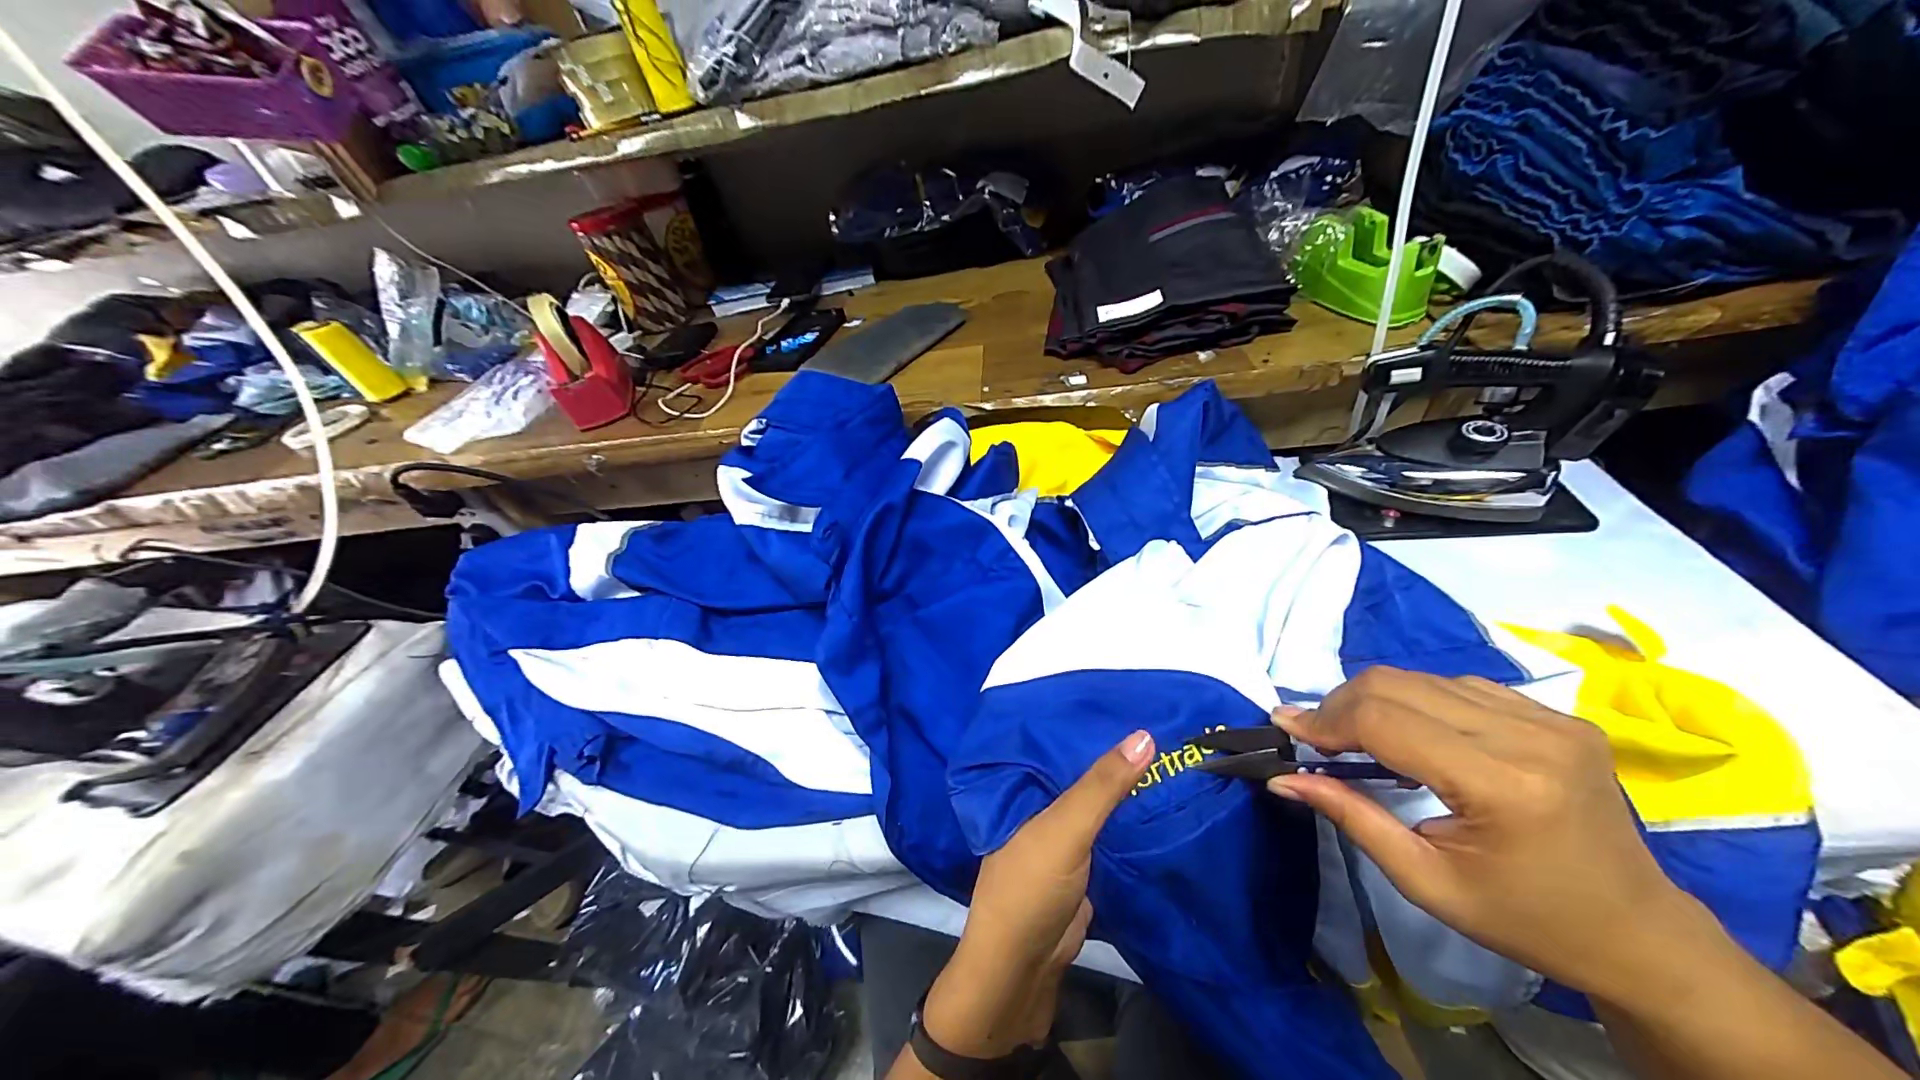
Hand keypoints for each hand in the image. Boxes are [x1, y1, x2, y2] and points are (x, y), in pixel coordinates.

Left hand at [921, 730, 1154, 1056]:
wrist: (1021, 972)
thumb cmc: (1030, 889)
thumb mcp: (1065, 830)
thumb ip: (1101, 786)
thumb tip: (1145, 734)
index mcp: (1018, 787)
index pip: (1050, 739)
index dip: (1082, 718)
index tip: (1126, 694)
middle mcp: (1034, 805)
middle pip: (1075, 769)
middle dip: (1110, 751)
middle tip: (1160, 719)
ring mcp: (1057, 837)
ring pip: (1093, 802)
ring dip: (1121, 785)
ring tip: (1168, 750)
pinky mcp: (1078, 866)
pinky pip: (1105, 832)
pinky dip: (1126, 819)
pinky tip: (1157, 801)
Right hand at [1266, 667, 1713, 1003]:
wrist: (1638, 933)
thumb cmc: (1525, 919)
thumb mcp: (1425, 881)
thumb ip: (1351, 817)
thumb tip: (1283, 778)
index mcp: (1504, 785)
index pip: (1387, 720)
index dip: (1326, 719)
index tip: (1287, 729)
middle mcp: (1531, 737)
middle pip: (1400, 684)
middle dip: (1342, 704)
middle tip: (1317, 737)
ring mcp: (1552, 720)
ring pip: (1425, 677)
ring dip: (1377, 699)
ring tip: (1356, 736)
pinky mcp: (1559, 716)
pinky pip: (1461, 686)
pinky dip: (1419, 700)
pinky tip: (1412, 732)